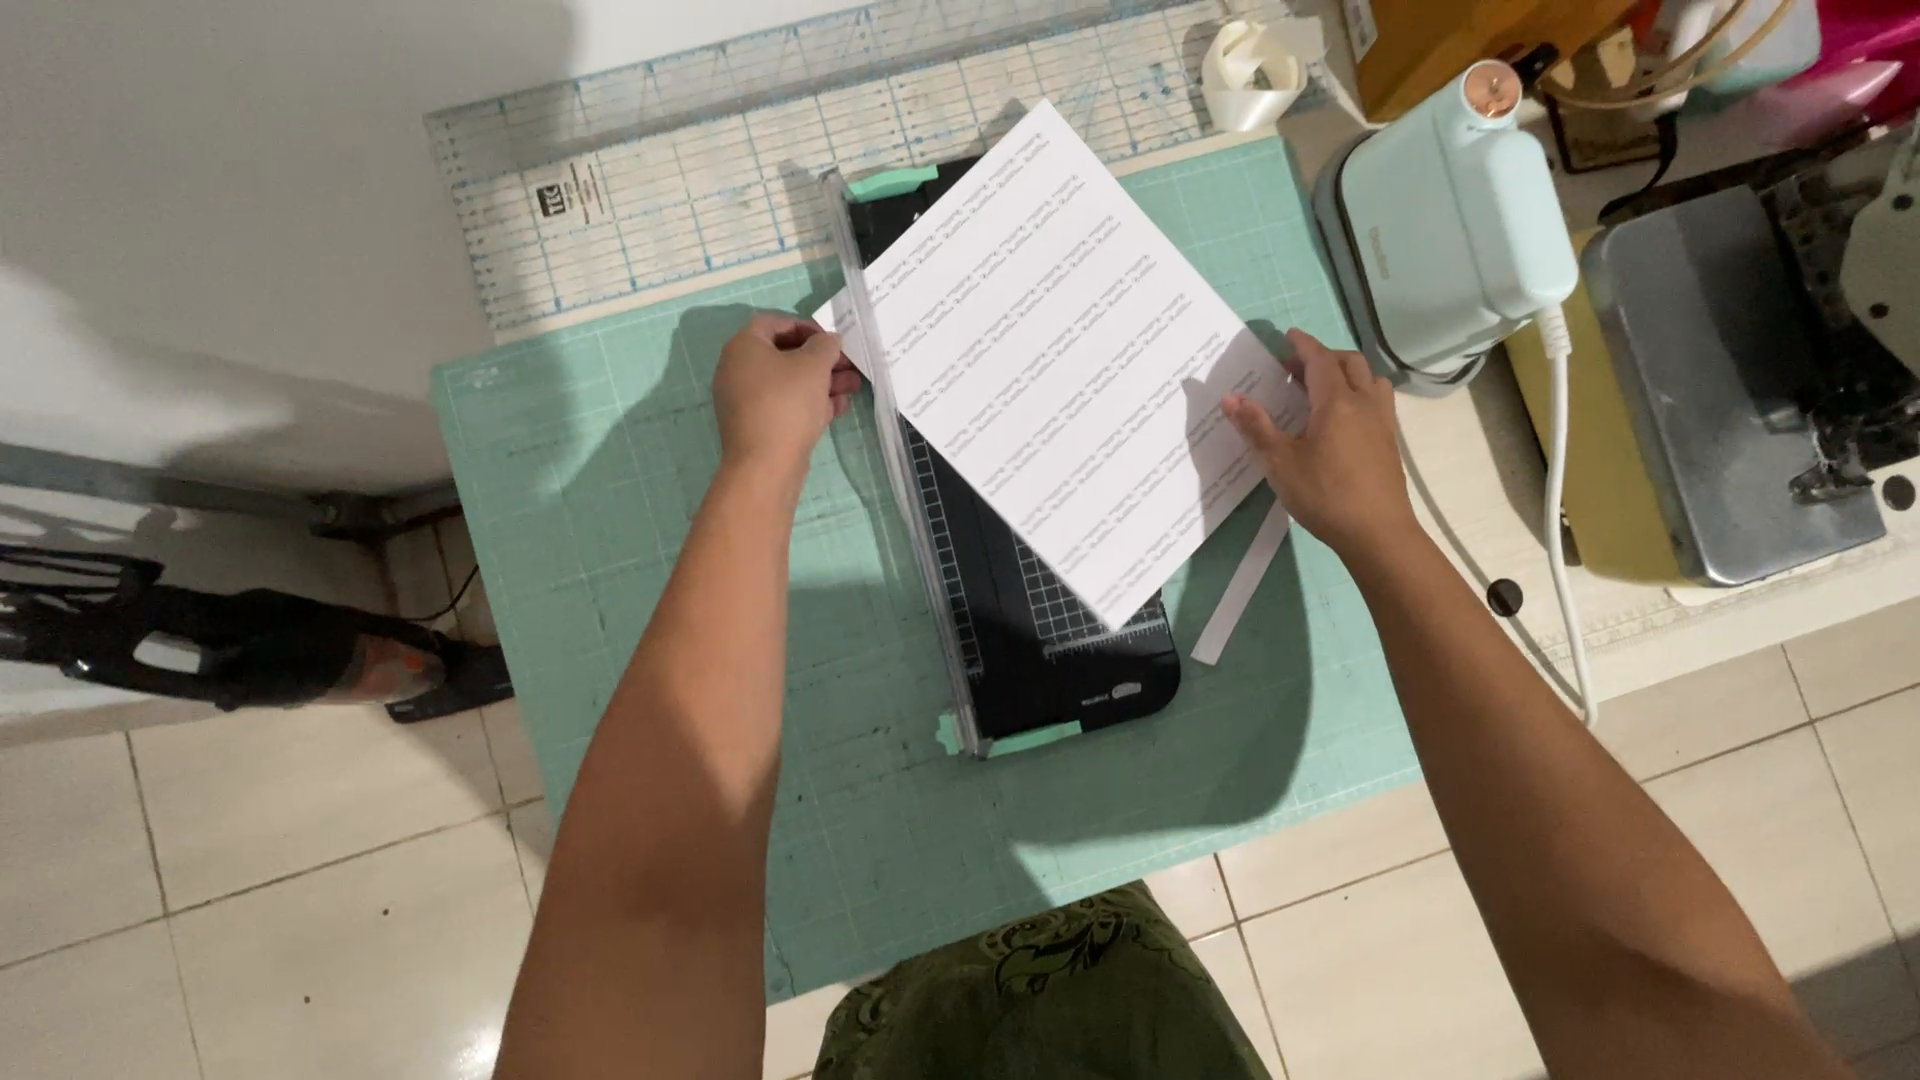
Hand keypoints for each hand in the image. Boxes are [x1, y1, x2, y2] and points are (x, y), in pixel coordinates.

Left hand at [712, 312, 862, 479]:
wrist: (766, 465)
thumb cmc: (787, 404)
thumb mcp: (813, 366)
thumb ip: (825, 345)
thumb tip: (829, 340)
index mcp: (743, 347)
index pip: (774, 322)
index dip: (806, 326)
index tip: (830, 340)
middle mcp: (739, 370)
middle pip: (785, 354)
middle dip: (821, 359)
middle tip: (849, 365)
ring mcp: (747, 400)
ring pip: (789, 383)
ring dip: (822, 382)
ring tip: (853, 387)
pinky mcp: (758, 425)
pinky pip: (786, 405)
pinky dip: (810, 403)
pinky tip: (838, 408)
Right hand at [1222, 329, 1420, 559]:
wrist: (1376, 531)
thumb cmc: (1323, 494)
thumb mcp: (1280, 462)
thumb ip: (1256, 427)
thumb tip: (1230, 397)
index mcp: (1336, 402)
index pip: (1320, 361)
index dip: (1303, 345)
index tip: (1288, 335)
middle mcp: (1364, 403)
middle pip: (1349, 363)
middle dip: (1322, 357)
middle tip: (1295, 367)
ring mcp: (1382, 421)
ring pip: (1369, 379)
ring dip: (1346, 372)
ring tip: (1321, 387)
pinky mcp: (1389, 441)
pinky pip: (1376, 400)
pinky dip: (1358, 392)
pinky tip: (1343, 416)